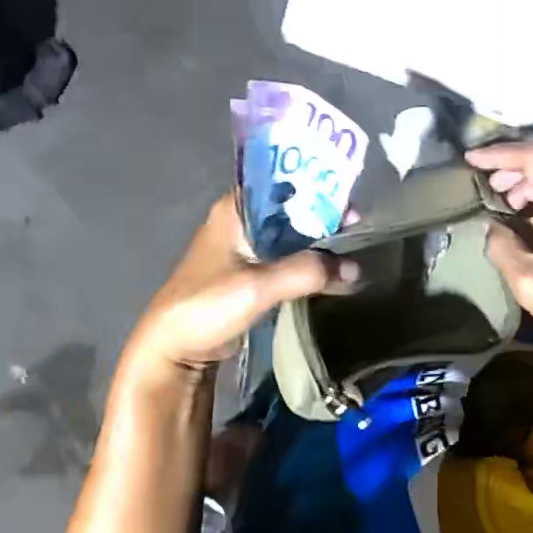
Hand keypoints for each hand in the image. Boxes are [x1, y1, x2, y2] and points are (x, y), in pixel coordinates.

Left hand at [125, 194, 359, 375]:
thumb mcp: (259, 286)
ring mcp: (246, 250)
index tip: (350, 205)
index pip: (283, 185)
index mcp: (235, 210)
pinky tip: (333, 273)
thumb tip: (355, 268)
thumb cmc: (207, 306)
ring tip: (352, 251)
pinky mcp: (251, 275)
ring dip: (319, 244)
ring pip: (292, 237)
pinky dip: (309, 264)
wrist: (172, 347)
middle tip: (359, 230)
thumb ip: (307, 272)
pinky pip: (288, 261)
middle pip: (291, 210)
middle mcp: (241, 222)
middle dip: (325, 218)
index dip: (318, 190)